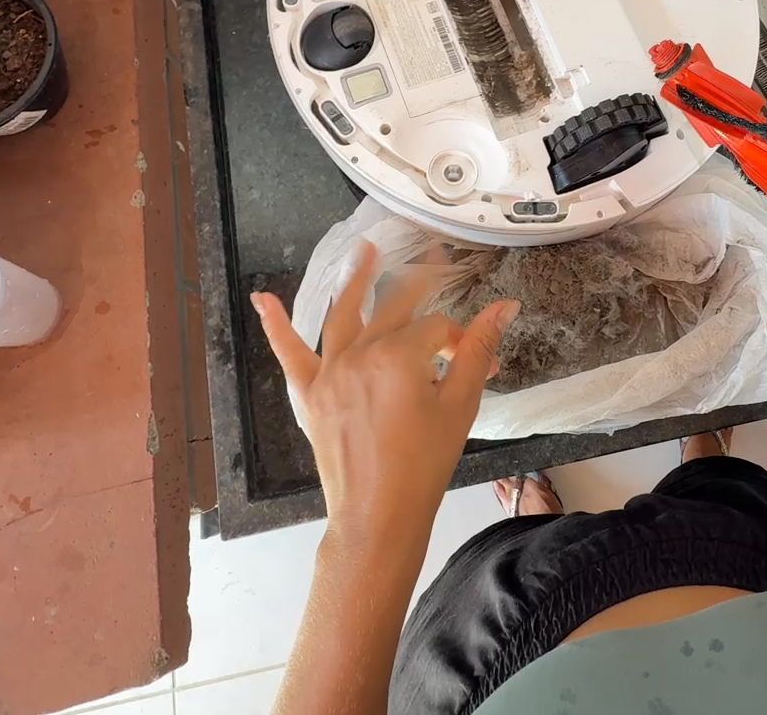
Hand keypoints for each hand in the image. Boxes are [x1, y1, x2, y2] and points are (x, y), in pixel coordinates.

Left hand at [251, 243, 517, 544]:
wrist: (379, 515)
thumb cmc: (425, 463)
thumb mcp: (460, 404)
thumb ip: (478, 348)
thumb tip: (505, 306)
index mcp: (400, 355)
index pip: (437, 328)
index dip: (459, 339)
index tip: (472, 358)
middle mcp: (361, 353)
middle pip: (396, 308)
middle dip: (421, 283)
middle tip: (437, 258)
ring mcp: (330, 371)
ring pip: (344, 314)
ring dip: (356, 280)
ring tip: (365, 251)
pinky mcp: (310, 393)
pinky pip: (289, 353)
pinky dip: (275, 325)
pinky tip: (262, 299)